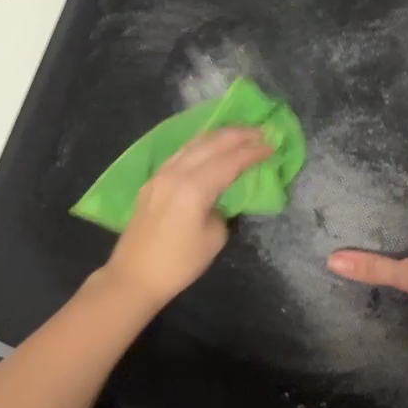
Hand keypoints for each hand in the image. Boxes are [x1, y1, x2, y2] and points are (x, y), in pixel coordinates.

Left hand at [100, 127, 272, 309]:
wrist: (134, 276)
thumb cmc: (178, 264)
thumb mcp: (214, 238)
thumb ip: (221, 209)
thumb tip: (218, 198)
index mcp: (194, 187)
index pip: (229, 161)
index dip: (253, 151)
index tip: (272, 145)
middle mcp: (176, 173)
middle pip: (210, 144)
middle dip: (237, 135)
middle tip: (261, 132)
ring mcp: (160, 175)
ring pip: (192, 144)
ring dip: (217, 137)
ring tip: (238, 134)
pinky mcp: (152, 182)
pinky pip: (180, 154)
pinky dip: (199, 146)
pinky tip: (208, 148)